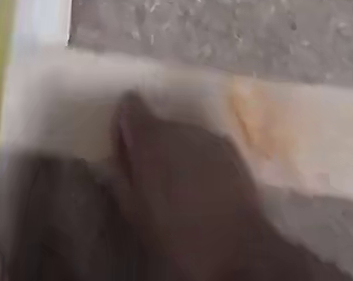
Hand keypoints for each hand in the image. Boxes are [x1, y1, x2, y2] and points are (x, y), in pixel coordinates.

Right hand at [109, 92, 277, 280]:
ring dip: (179, 152)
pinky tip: (206, 188)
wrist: (234, 247)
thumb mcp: (134, 211)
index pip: (130, 105)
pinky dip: (201, 158)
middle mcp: (178, 125)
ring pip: (183, 134)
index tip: (127, 147)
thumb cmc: (175, 233)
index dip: (125, 124)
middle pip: (159, 124)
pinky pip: (205, 145)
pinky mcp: (229, 146)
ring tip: (183, 187)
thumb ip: (121, 176)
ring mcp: (207, 133)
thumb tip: (118, 159)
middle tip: (155, 179)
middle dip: (154, 145)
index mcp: (150, 137)